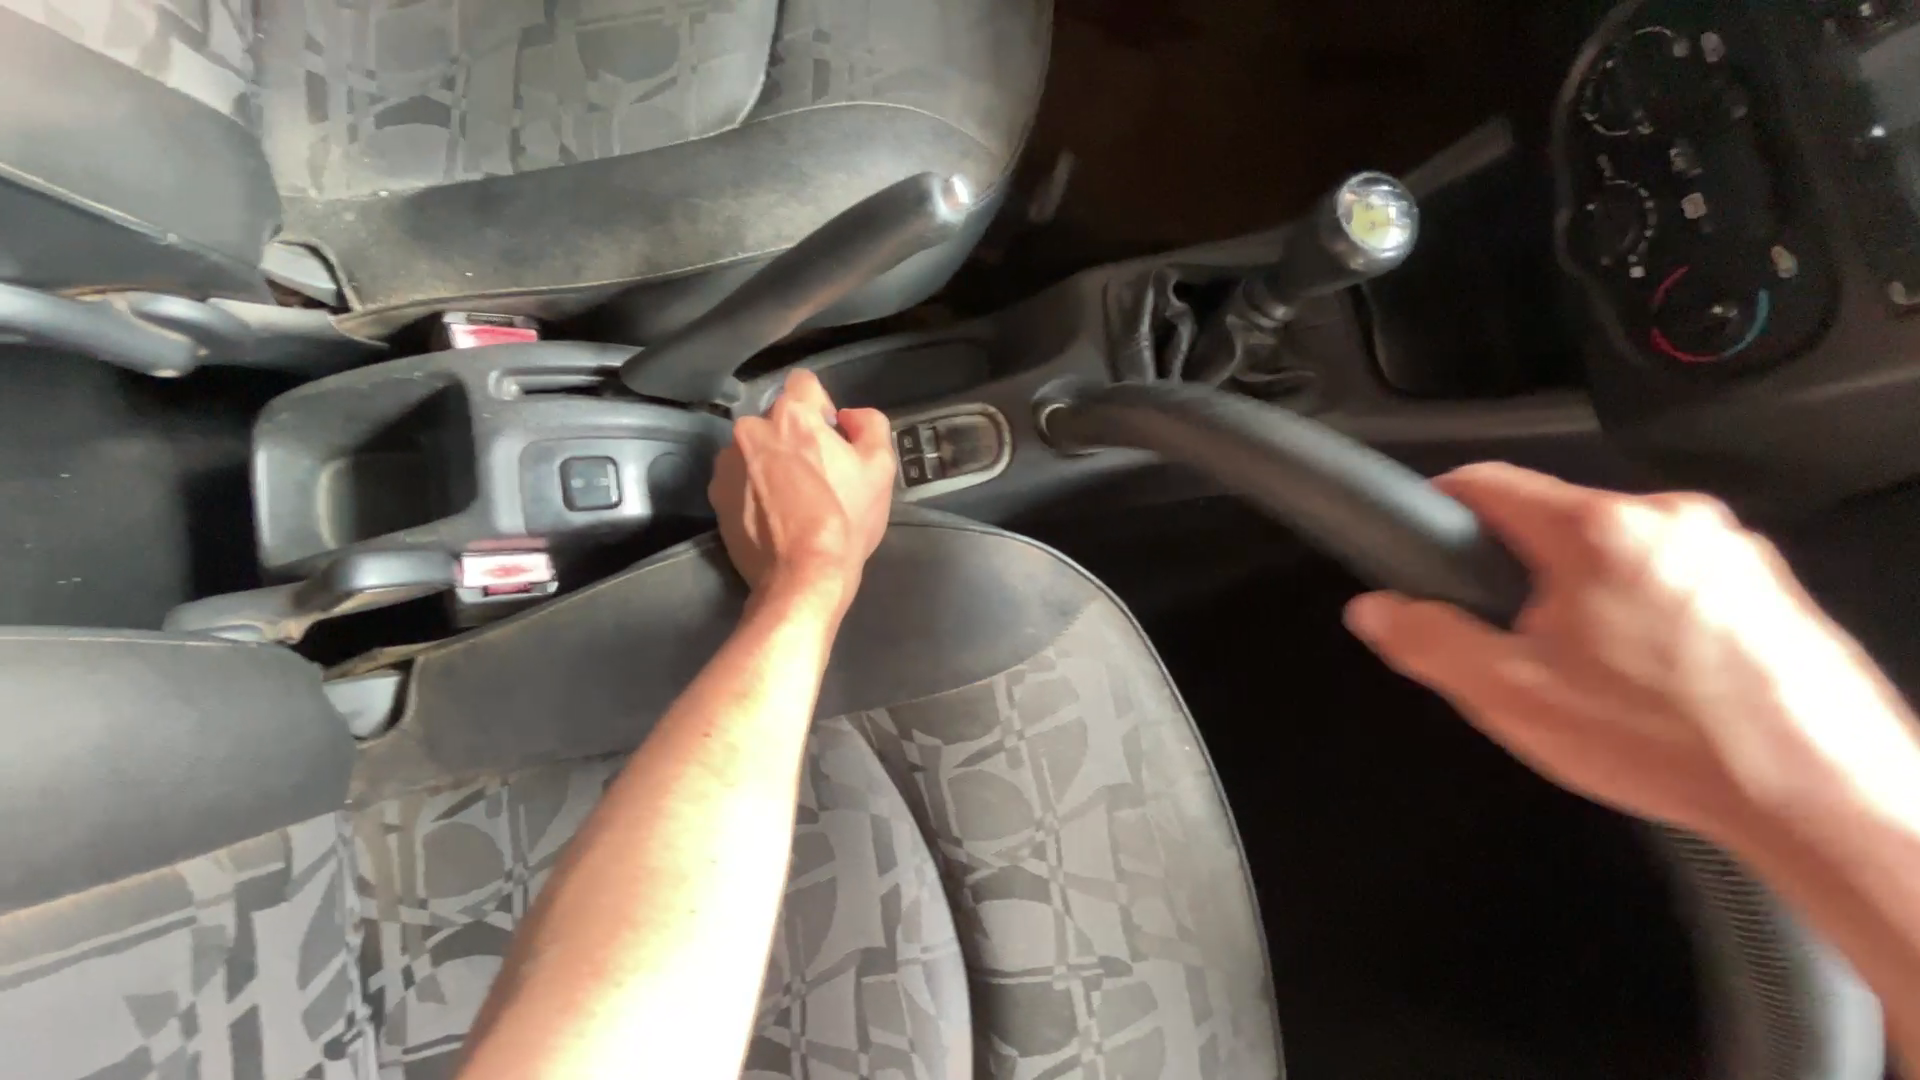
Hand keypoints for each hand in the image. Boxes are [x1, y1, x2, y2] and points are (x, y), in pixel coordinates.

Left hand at [708, 369, 896, 606]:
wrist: (802, 576)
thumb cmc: (845, 519)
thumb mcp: (880, 467)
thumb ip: (869, 424)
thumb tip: (848, 416)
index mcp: (791, 416)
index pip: (804, 383)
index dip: (822, 407)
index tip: (831, 435)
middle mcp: (750, 430)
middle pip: (777, 420)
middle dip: (794, 438)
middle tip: (817, 475)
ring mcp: (727, 464)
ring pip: (755, 449)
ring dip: (770, 463)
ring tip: (792, 500)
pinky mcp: (716, 496)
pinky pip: (739, 479)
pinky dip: (753, 489)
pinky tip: (774, 516)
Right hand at [1344, 463, 1919, 849]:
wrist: (1830, 803)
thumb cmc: (1669, 743)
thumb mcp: (1507, 693)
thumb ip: (1425, 639)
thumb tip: (1376, 610)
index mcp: (1598, 533)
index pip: (1487, 481)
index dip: (1439, 500)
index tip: (1424, 526)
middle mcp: (1671, 522)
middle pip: (1551, 519)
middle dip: (1517, 568)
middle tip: (1511, 636)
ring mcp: (1732, 551)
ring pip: (1612, 550)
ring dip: (1582, 592)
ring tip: (1587, 670)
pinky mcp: (1772, 585)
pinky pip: (1672, 576)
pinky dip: (1642, 610)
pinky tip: (1646, 679)